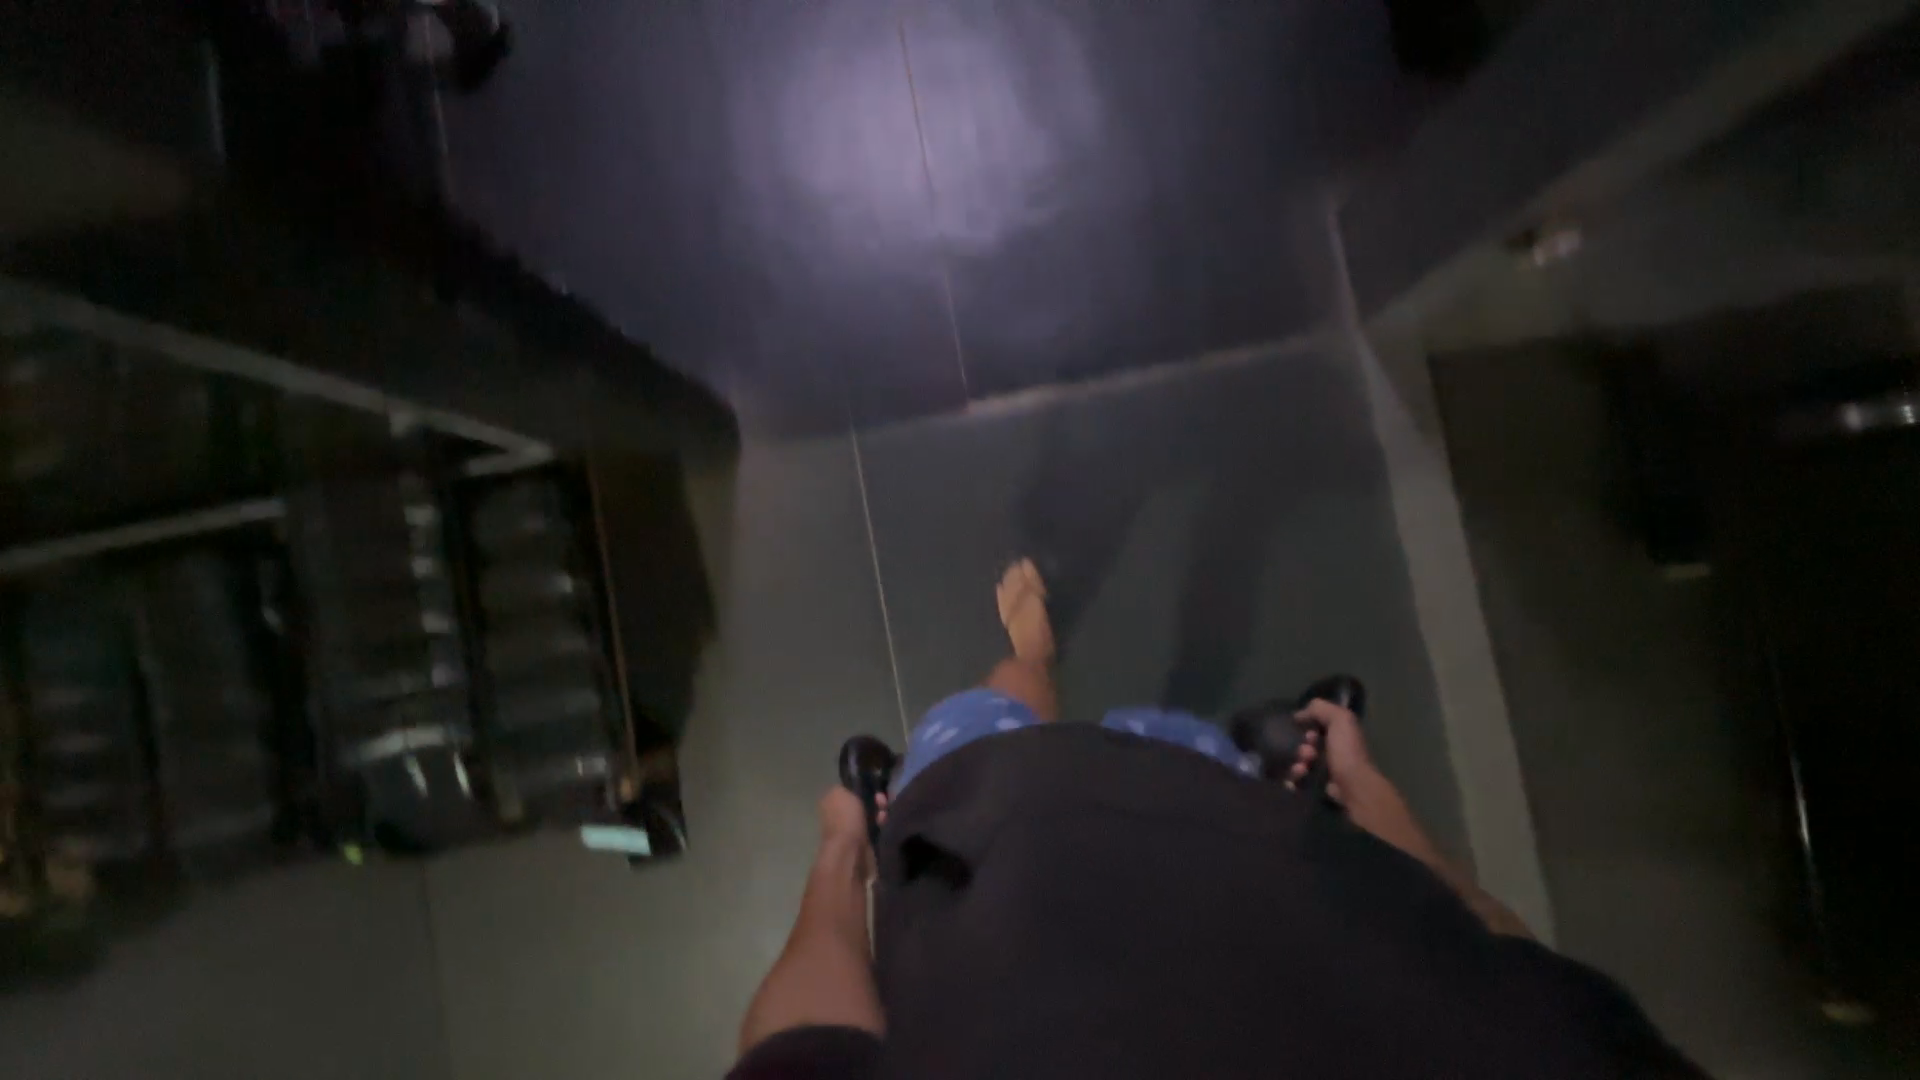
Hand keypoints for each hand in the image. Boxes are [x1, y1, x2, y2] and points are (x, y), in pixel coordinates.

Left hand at [816, 786, 882, 878]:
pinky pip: (877, 828)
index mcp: (831, 803)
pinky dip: (882, 824)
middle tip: (881, 800)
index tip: (873, 786)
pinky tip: (885, 823)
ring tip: (884, 813)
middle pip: (863, 802)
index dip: (862, 786)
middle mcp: (840, 816)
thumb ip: (845, 787)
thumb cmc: (844, 818)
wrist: (851, 852)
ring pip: (872, 815)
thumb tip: (852, 788)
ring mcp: (852, 830)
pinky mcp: (865, 842)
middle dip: (875, 799)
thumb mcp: (840, 792)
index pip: (849, 790)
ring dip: (880, 812)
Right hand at [1294, 697, 1379, 805]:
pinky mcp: (1317, 788)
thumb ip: (1321, 708)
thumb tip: (1300, 714)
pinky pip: (1297, 780)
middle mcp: (1334, 753)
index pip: (1317, 727)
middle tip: (1306, 753)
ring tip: (1302, 768)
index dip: (1308, 727)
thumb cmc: (1347, 751)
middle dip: (1300, 748)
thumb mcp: (1340, 719)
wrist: (1352, 786)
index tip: (1308, 733)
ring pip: (1299, 763)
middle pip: (1305, 746)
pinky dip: (1293, 779)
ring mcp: (1326, 772)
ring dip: (1295, 764)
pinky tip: (1297, 778)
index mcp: (1341, 736)